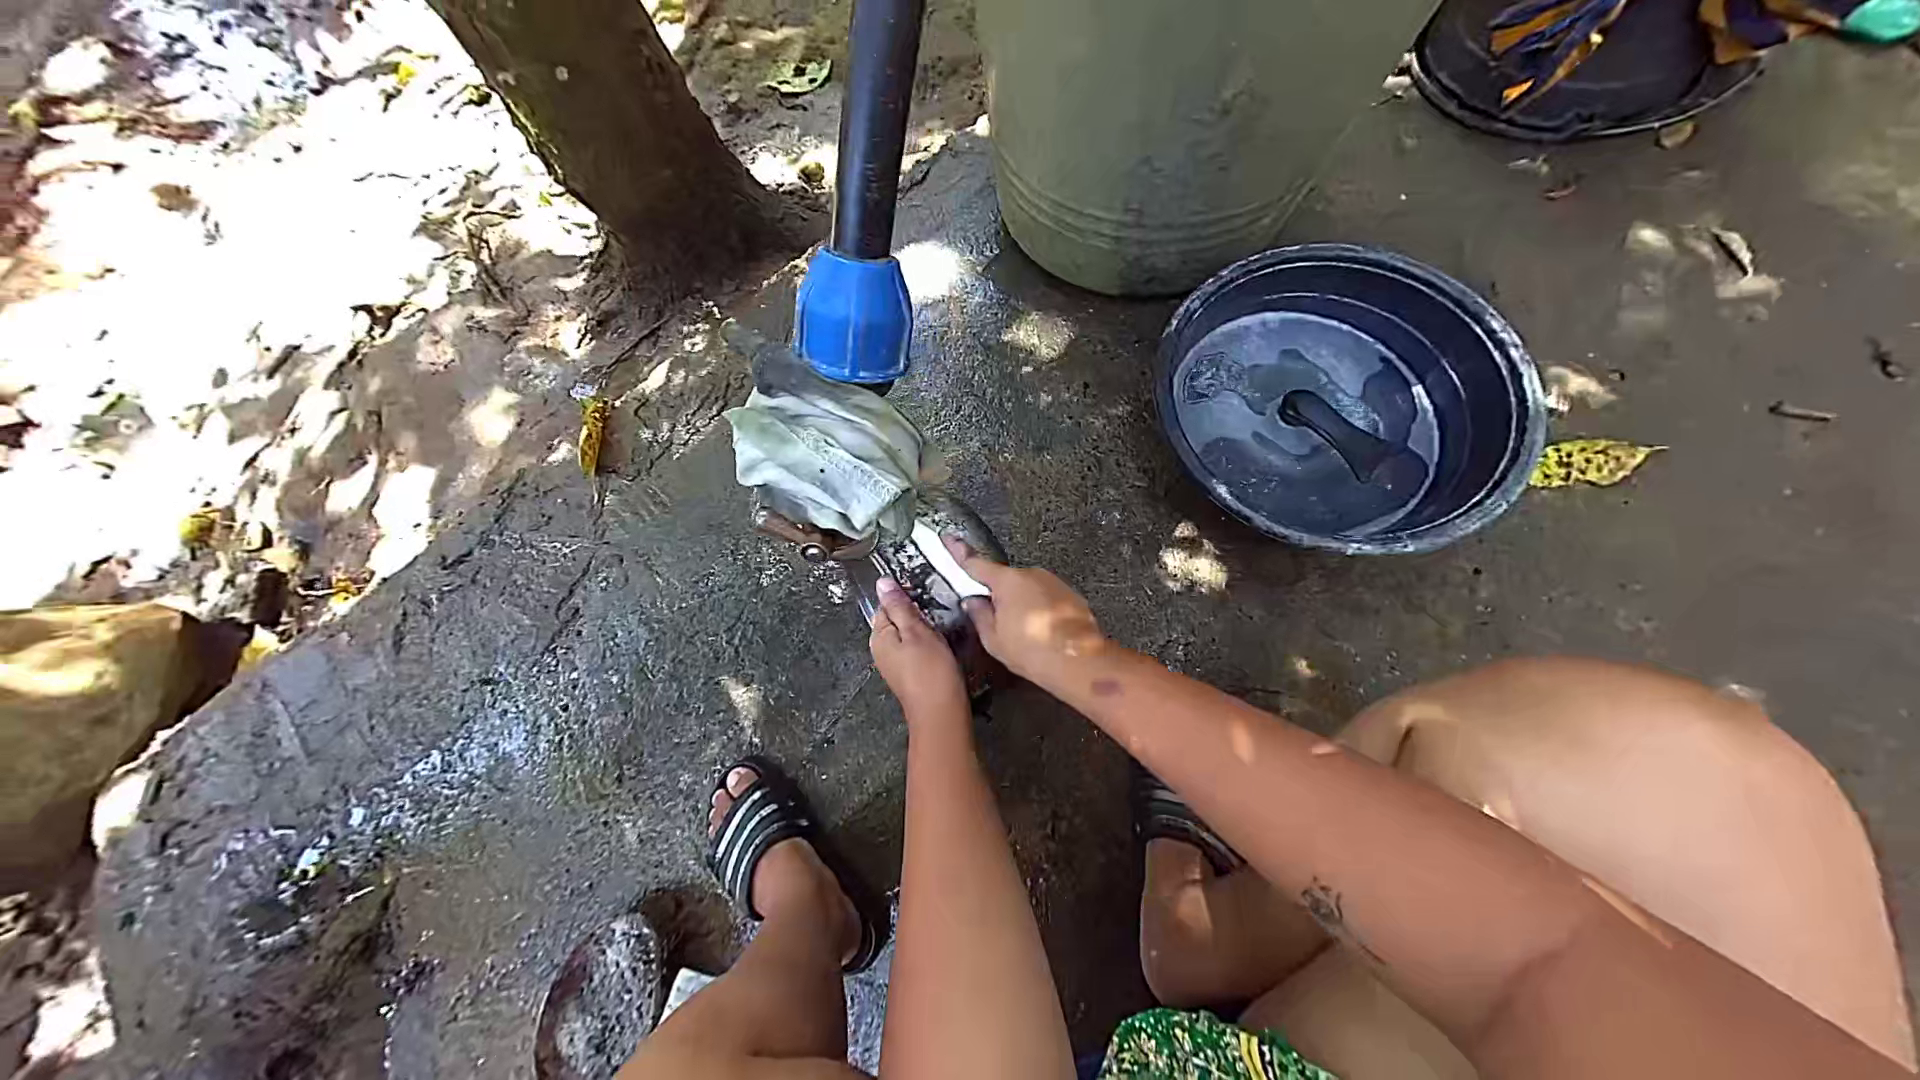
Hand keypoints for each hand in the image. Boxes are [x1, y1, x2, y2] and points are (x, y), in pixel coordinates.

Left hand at [869, 576, 969, 726]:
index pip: (886, 604)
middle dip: (918, 612)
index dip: (906, 595)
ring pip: (911, 633)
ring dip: (927, 627)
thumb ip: (898, 605)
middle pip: (899, 618)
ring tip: (944, 626)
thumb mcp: (916, 630)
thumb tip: (882, 582)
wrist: (942, 712)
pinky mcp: (912, 672)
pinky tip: (944, 644)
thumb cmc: (930, 672)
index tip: (927, 594)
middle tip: (939, 610)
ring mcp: (897, 662)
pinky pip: (919, 648)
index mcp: (879, 637)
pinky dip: (931, 642)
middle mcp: (883, 650)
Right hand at [941, 537, 1106, 683]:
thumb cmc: (1034, 651)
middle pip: (1005, 581)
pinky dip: (1042, 612)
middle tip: (1001, 627)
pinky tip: (1044, 635)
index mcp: (1007, 581)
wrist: (1078, 661)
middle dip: (1000, 598)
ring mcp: (1053, 582)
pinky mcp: (1070, 594)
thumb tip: (973, 602)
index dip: (959, 551)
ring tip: (1027, 637)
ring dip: (1023, 607)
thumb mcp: (993, 639)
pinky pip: (1047, 599)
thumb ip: (979, 615)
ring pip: (1027, 591)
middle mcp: (1031, 574)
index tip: (949, 538)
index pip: (976, 563)